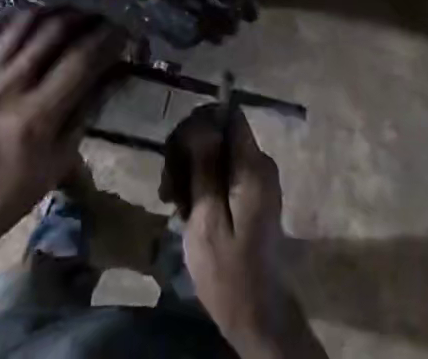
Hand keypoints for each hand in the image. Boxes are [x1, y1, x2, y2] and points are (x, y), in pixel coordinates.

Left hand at [0, 7, 126, 255]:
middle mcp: (11, 85)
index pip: (82, 59)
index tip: (124, 32)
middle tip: (101, 20)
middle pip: (55, 30)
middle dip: (86, 18)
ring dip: (54, 11)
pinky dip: (16, 16)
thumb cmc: (13, 191)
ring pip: (25, 21)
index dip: (108, 39)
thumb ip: (84, 112)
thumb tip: (110, 74)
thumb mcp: (59, 160)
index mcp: (37, 115)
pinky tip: (33, 18)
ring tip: (72, 15)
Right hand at [172, 107, 320, 355]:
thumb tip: (202, 122)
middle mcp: (259, 163)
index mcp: (253, 166)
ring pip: (216, 151)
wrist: (256, 313)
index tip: (175, 154)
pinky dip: (201, 183)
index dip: (197, 124)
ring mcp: (256, 177)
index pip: (227, 114)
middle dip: (188, 151)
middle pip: (219, 131)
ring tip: (174, 203)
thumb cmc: (228, 271)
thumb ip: (205, 167)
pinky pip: (222, 171)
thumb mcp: (208, 219)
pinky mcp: (251, 192)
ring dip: (190, 169)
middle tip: (168, 189)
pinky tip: (185, 208)